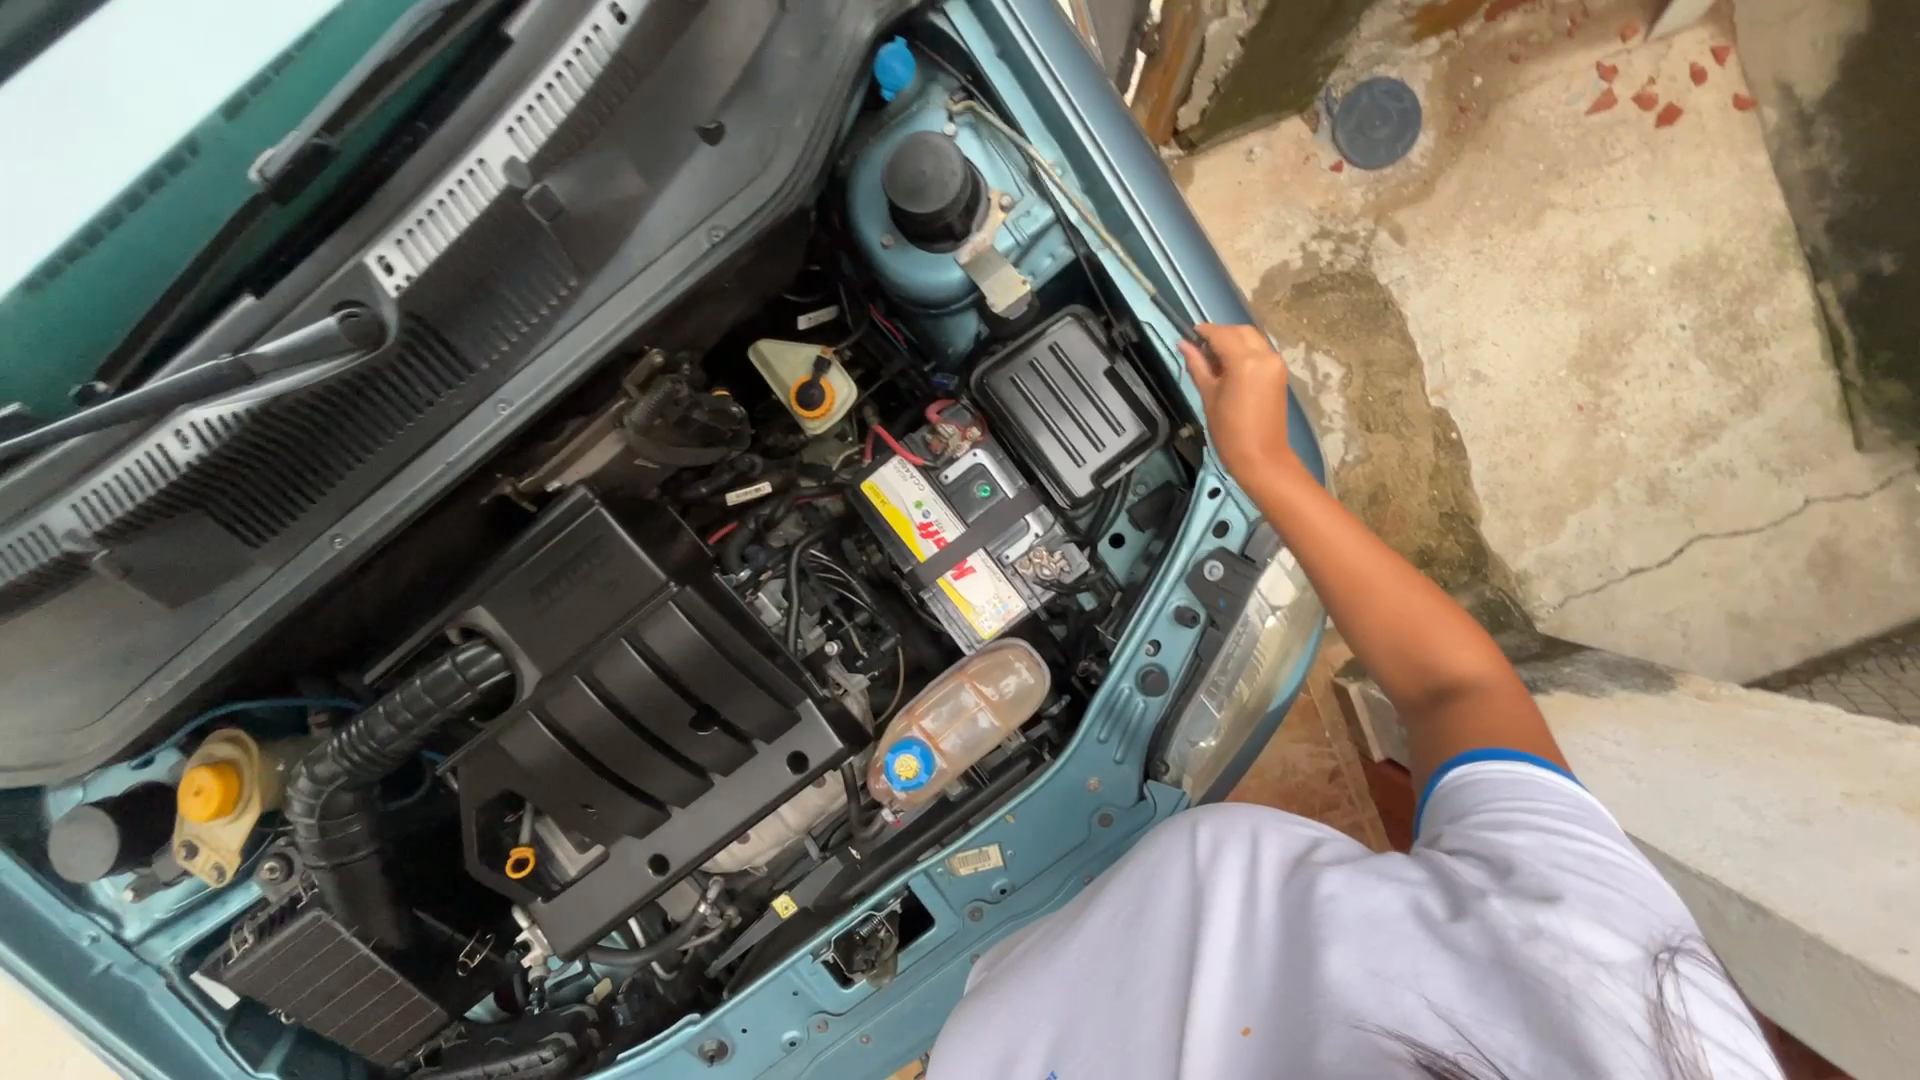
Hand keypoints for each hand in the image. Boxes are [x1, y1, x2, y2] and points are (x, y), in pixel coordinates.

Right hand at [1179, 323, 1299, 485]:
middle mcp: (1265, 355)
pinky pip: (1260, 351)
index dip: (1205, 331)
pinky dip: (1245, 350)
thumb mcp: (1208, 396)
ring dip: (1234, 340)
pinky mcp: (1279, 373)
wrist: (1261, 457)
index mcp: (1245, 362)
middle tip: (1200, 347)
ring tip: (1214, 358)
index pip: (1222, 334)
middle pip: (1241, 331)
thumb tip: (1183, 344)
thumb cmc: (1229, 431)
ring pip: (1253, 338)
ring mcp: (1276, 363)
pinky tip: (1229, 366)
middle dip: (1221, 333)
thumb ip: (1198, 366)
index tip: (1190, 333)